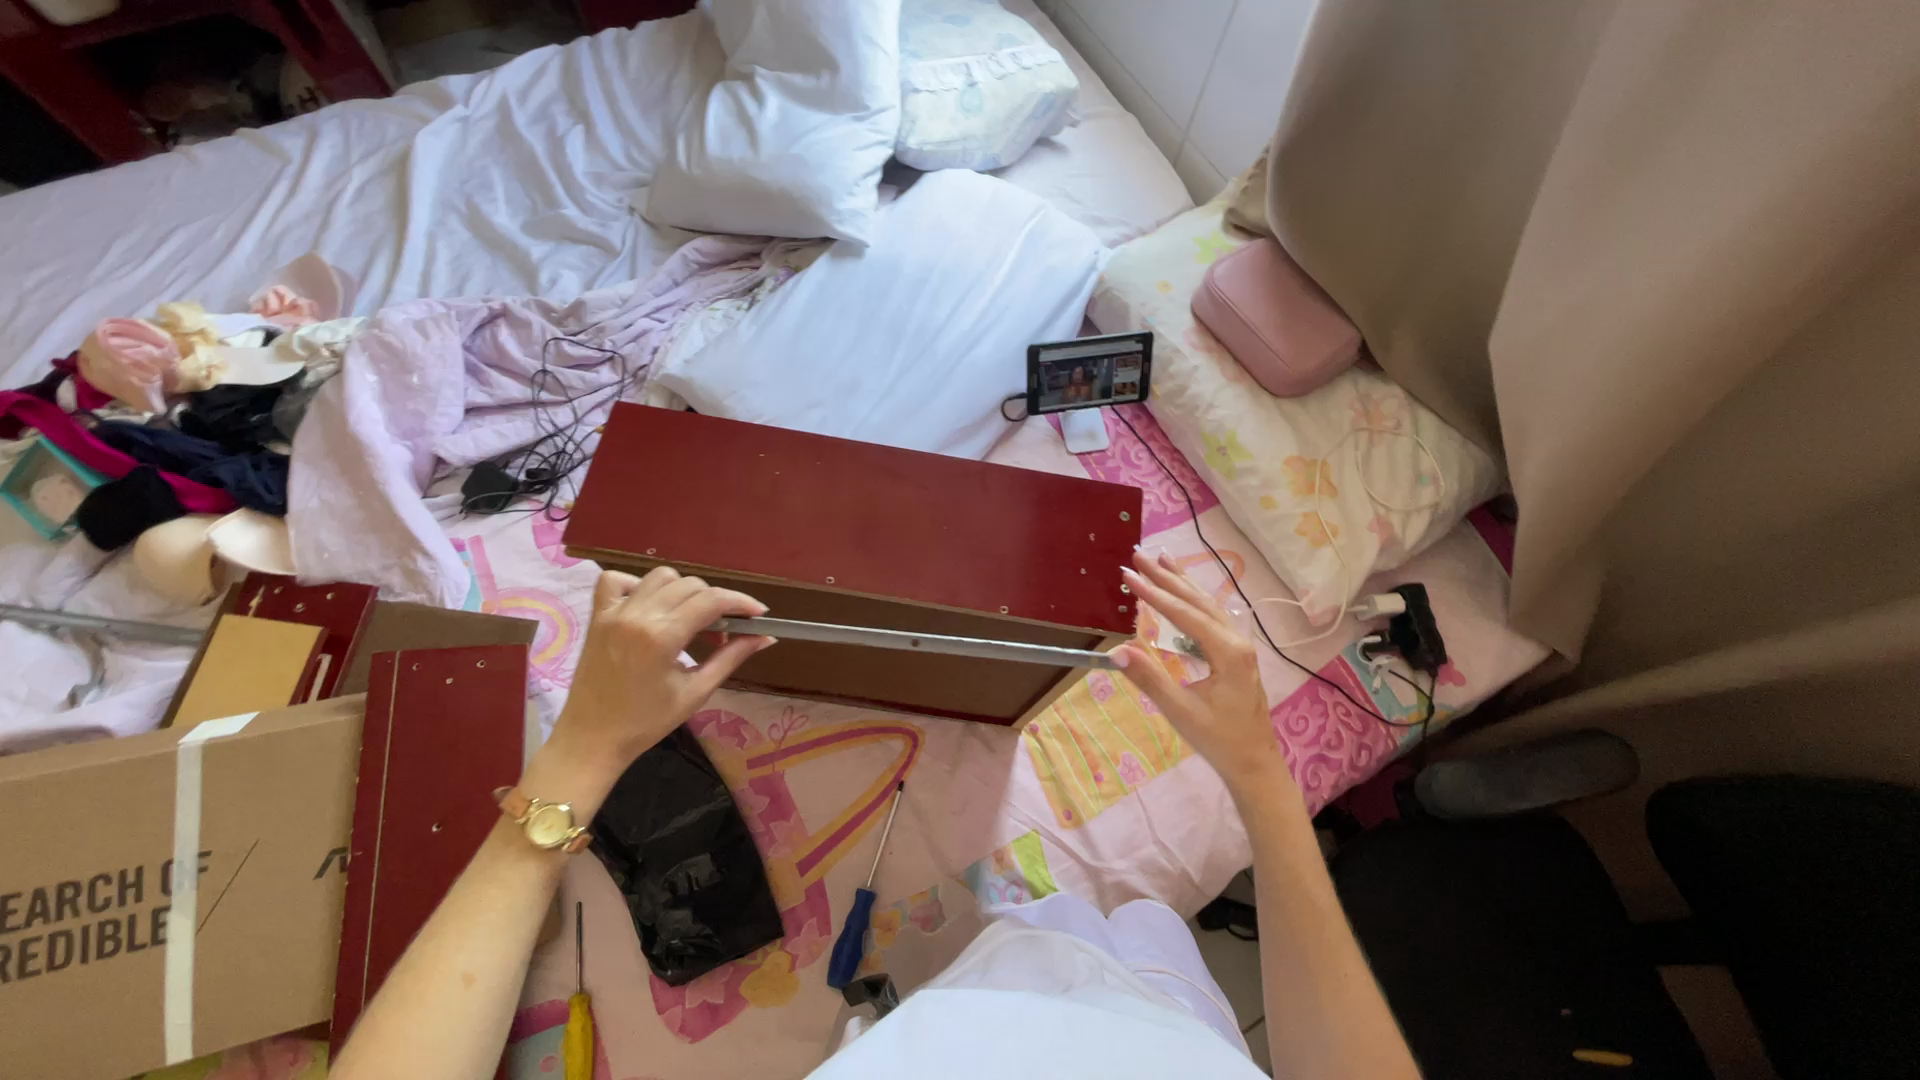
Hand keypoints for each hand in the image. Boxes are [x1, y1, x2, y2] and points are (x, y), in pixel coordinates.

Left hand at [530, 568, 772, 807]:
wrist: (592, 738)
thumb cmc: (647, 722)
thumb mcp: (697, 692)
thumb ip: (731, 657)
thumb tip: (766, 638)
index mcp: (663, 637)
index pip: (713, 601)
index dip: (742, 603)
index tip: (759, 614)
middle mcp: (638, 615)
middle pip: (691, 585)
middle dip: (716, 600)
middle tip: (725, 628)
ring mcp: (614, 613)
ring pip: (660, 577)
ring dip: (683, 590)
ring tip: (690, 616)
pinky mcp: (597, 616)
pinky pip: (616, 580)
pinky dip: (637, 584)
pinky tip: (650, 606)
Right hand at [1114, 550, 1295, 800]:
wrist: (1255, 763)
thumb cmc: (1219, 739)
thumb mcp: (1181, 711)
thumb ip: (1150, 678)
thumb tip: (1117, 651)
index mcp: (1228, 652)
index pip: (1184, 614)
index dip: (1153, 593)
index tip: (1128, 574)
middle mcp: (1237, 641)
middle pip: (1197, 601)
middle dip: (1166, 577)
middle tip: (1138, 555)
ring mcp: (1240, 646)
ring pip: (1207, 605)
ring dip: (1182, 582)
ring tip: (1162, 558)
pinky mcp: (1236, 654)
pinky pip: (1212, 617)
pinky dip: (1193, 600)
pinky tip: (1184, 593)